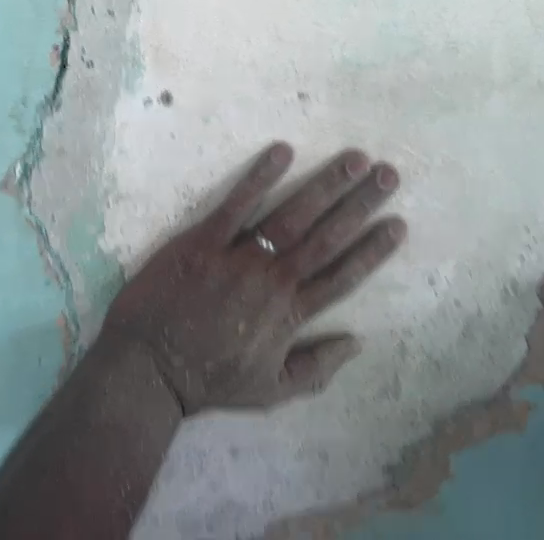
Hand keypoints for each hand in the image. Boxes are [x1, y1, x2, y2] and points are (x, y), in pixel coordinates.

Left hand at [99, 142, 405, 415]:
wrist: (144, 371)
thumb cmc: (207, 380)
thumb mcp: (270, 392)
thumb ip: (317, 369)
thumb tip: (358, 342)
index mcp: (291, 314)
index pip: (343, 276)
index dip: (373, 250)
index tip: (399, 223)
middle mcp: (273, 280)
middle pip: (327, 237)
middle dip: (361, 204)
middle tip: (389, 174)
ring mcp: (239, 257)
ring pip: (292, 216)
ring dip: (326, 185)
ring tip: (355, 159)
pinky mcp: (203, 241)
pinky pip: (235, 205)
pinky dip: (259, 178)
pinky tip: (284, 150)